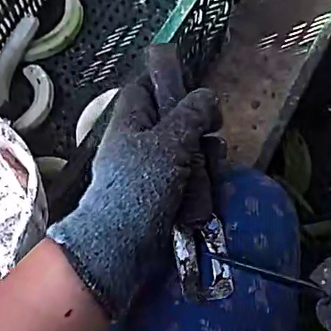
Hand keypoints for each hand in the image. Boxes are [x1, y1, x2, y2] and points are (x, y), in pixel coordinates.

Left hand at [47, 76, 219, 316]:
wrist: (123, 245)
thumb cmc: (138, 187)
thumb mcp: (169, 141)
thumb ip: (191, 114)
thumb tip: (207, 97)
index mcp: (131, 122)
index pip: (145, 89)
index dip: (168, 85)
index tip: (194, 93)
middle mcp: (140, 146)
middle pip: (179, 125)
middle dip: (200, 133)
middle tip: (208, 142)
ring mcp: (153, 175)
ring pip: (191, 156)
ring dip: (205, 164)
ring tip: (205, 177)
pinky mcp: (167, 200)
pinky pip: (191, 185)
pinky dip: (201, 189)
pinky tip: (204, 197)